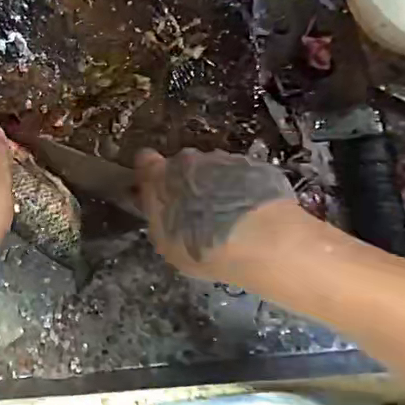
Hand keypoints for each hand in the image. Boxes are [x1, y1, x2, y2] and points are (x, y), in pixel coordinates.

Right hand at [134, 148, 302, 284]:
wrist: (259, 239)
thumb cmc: (201, 246)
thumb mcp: (166, 242)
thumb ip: (157, 216)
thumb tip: (154, 206)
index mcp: (161, 176)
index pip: (145, 161)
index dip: (151, 174)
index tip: (156, 189)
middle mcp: (189, 160)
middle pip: (182, 166)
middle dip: (187, 183)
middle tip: (197, 211)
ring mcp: (223, 159)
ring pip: (213, 168)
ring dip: (217, 186)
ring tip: (229, 217)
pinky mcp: (253, 165)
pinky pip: (240, 175)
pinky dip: (242, 190)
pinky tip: (250, 214)